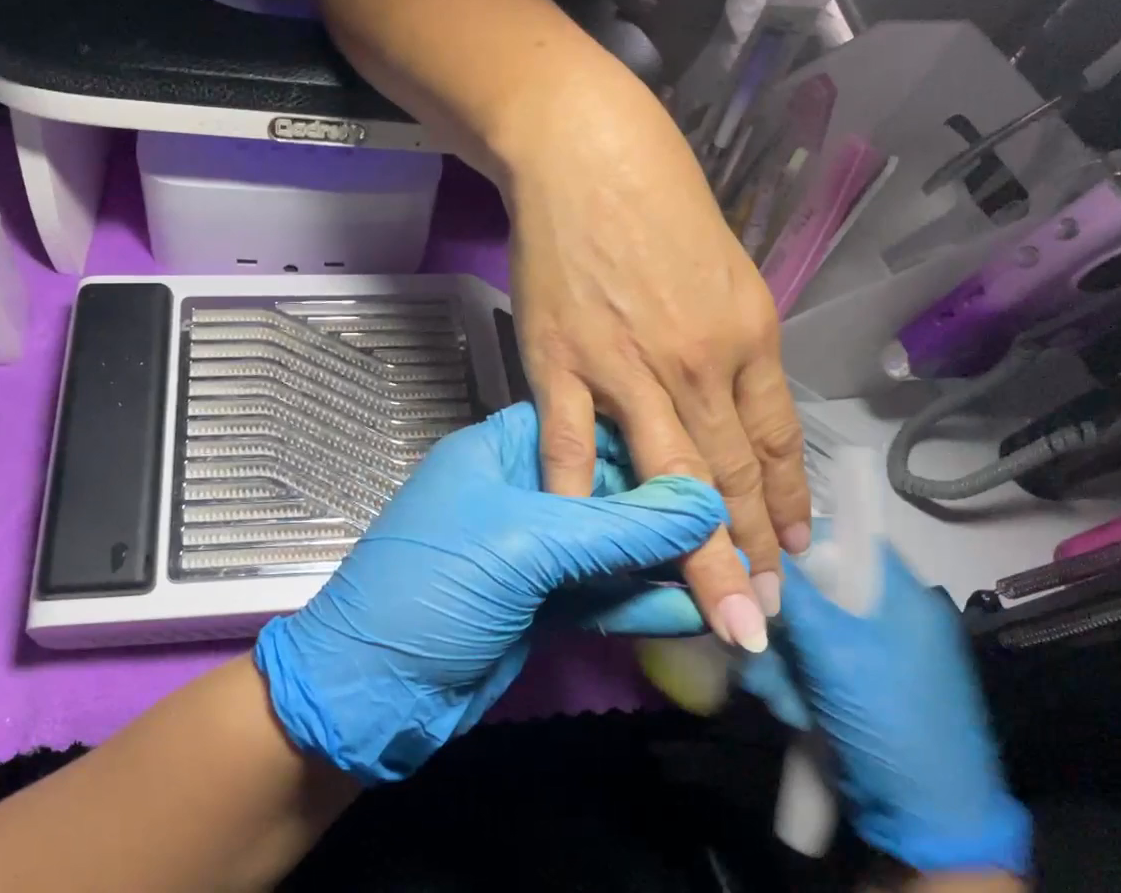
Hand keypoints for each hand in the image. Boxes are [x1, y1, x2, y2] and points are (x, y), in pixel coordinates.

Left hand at [255, 403, 727, 782]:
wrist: (372, 691)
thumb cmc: (435, 589)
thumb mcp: (522, 544)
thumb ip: (617, 525)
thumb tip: (709, 504)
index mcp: (502, 451)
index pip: (595, 430)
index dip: (659, 447)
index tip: (726, 466)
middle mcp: (521, 492)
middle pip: (613, 492)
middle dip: (675, 518)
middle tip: (749, 538)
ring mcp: (531, 552)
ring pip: (614, 550)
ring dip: (671, 568)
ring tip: (743, 583)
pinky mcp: (540, 604)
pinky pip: (604, 595)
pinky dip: (645, 604)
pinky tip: (699, 613)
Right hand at [500, 81, 810, 650]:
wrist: (585, 156)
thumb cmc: (658, 204)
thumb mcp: (723, 271)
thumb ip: (731, 346)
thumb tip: (730, 411)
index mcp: (748, 335)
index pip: (776, 442)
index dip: (785, 505)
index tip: (790, 555)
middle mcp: (699, 362)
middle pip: (732, 476)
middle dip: (751, 555)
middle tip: (762, 621)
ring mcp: (627, 368)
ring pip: (668, 477)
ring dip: (693, 553)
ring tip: (712, 613)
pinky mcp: (560, 364)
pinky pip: (574, 447)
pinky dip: (584, 503)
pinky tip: (591, 551)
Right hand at [746, 519, 1031, 875]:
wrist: (925, 821)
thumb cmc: (889, 719)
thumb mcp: (835, 648)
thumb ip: (788, 592)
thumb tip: (736, 540)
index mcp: (898, 594)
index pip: (835, 538)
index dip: (788, 544)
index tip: (747, 565)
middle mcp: (883, 616)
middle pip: (805, 587)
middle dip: (773, 620)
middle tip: (759, 649)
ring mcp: (866, 655)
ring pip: (794, 628)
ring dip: (773, 659)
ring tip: (778, 695)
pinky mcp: (848, 687)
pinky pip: (800, 662)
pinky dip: (785, 682)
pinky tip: (787, 710)